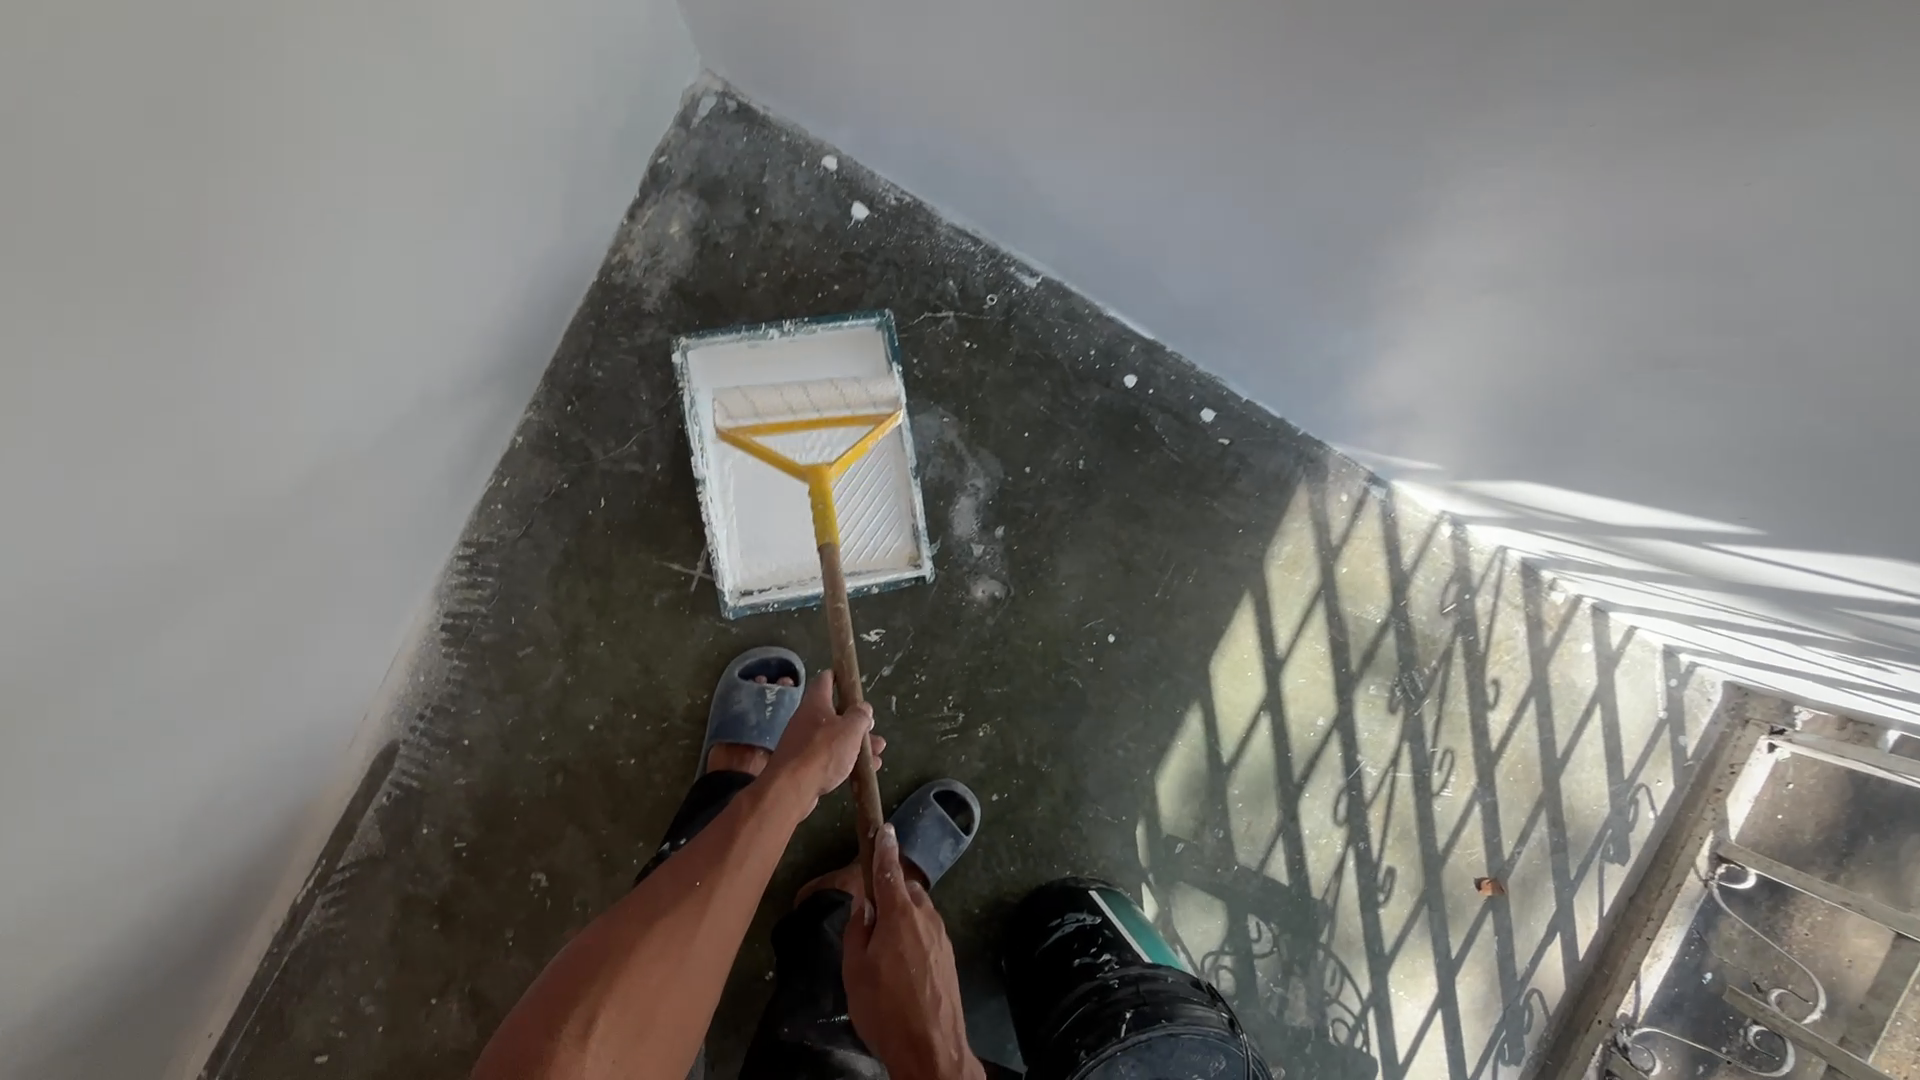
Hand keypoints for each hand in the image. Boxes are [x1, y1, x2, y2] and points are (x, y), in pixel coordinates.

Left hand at [765, 671, 881, 803]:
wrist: (790, 790)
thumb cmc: (822, 752)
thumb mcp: (850, 730)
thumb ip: (860, 716)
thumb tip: (863, 708)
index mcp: (816, 703)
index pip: (825, 680)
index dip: (840, 677)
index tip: (853, 682)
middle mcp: (807, 720)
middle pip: (835, 713)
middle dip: (857, 720)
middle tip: (873, 727)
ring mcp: (805, 743)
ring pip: (836, 737)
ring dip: (857, 742)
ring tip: (879, 751)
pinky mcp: (805, 765)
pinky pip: (830, 757)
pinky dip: (848, 760)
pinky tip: (867, 769)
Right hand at [843, 824, 984, 1079]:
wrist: (932, 1049)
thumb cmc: (885, 1008)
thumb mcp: (855, 969)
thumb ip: (857, 930)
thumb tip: (864, 906)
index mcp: (899, 914)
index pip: (889, 870)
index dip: (885, 847)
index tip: (885, 827)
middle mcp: (925, 917)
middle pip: (906, 890)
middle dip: (891, 894)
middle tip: (871, 920)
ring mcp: (941, 937)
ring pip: (919, 912)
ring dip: (903, 918)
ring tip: (884, 952)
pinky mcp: (949, 956)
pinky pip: (927, 933)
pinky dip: (914, 937)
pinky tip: (902, 967)